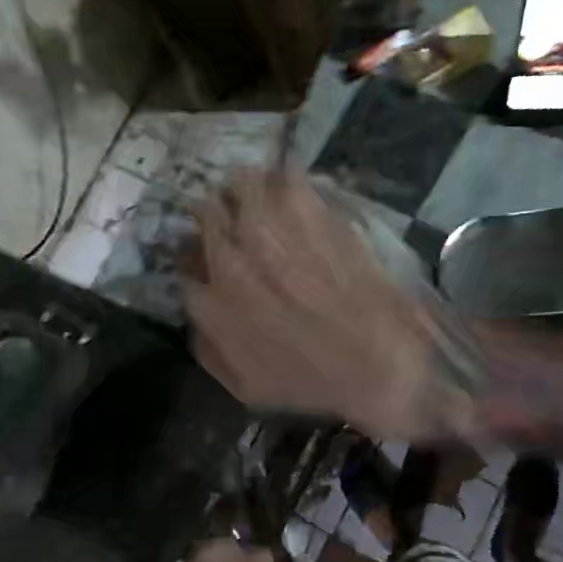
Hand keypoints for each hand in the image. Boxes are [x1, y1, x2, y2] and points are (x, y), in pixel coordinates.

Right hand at [183, 170, 473, 439]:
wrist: (379, 366)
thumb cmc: (310, 383)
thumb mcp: (242, 385)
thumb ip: (206, 345)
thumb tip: (195, 308)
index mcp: (212, 302)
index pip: (183, 260)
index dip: (196, 257)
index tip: (210, 260)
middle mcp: (231, 258)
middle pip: (205, 212)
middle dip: (215, 217)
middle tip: (234, 224)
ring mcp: (271, 230)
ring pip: (240, 184)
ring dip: (246, 191)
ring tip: (261, 201)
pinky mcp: (312, 213)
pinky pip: (286, 176)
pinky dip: (285, 180)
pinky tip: (294, 195)